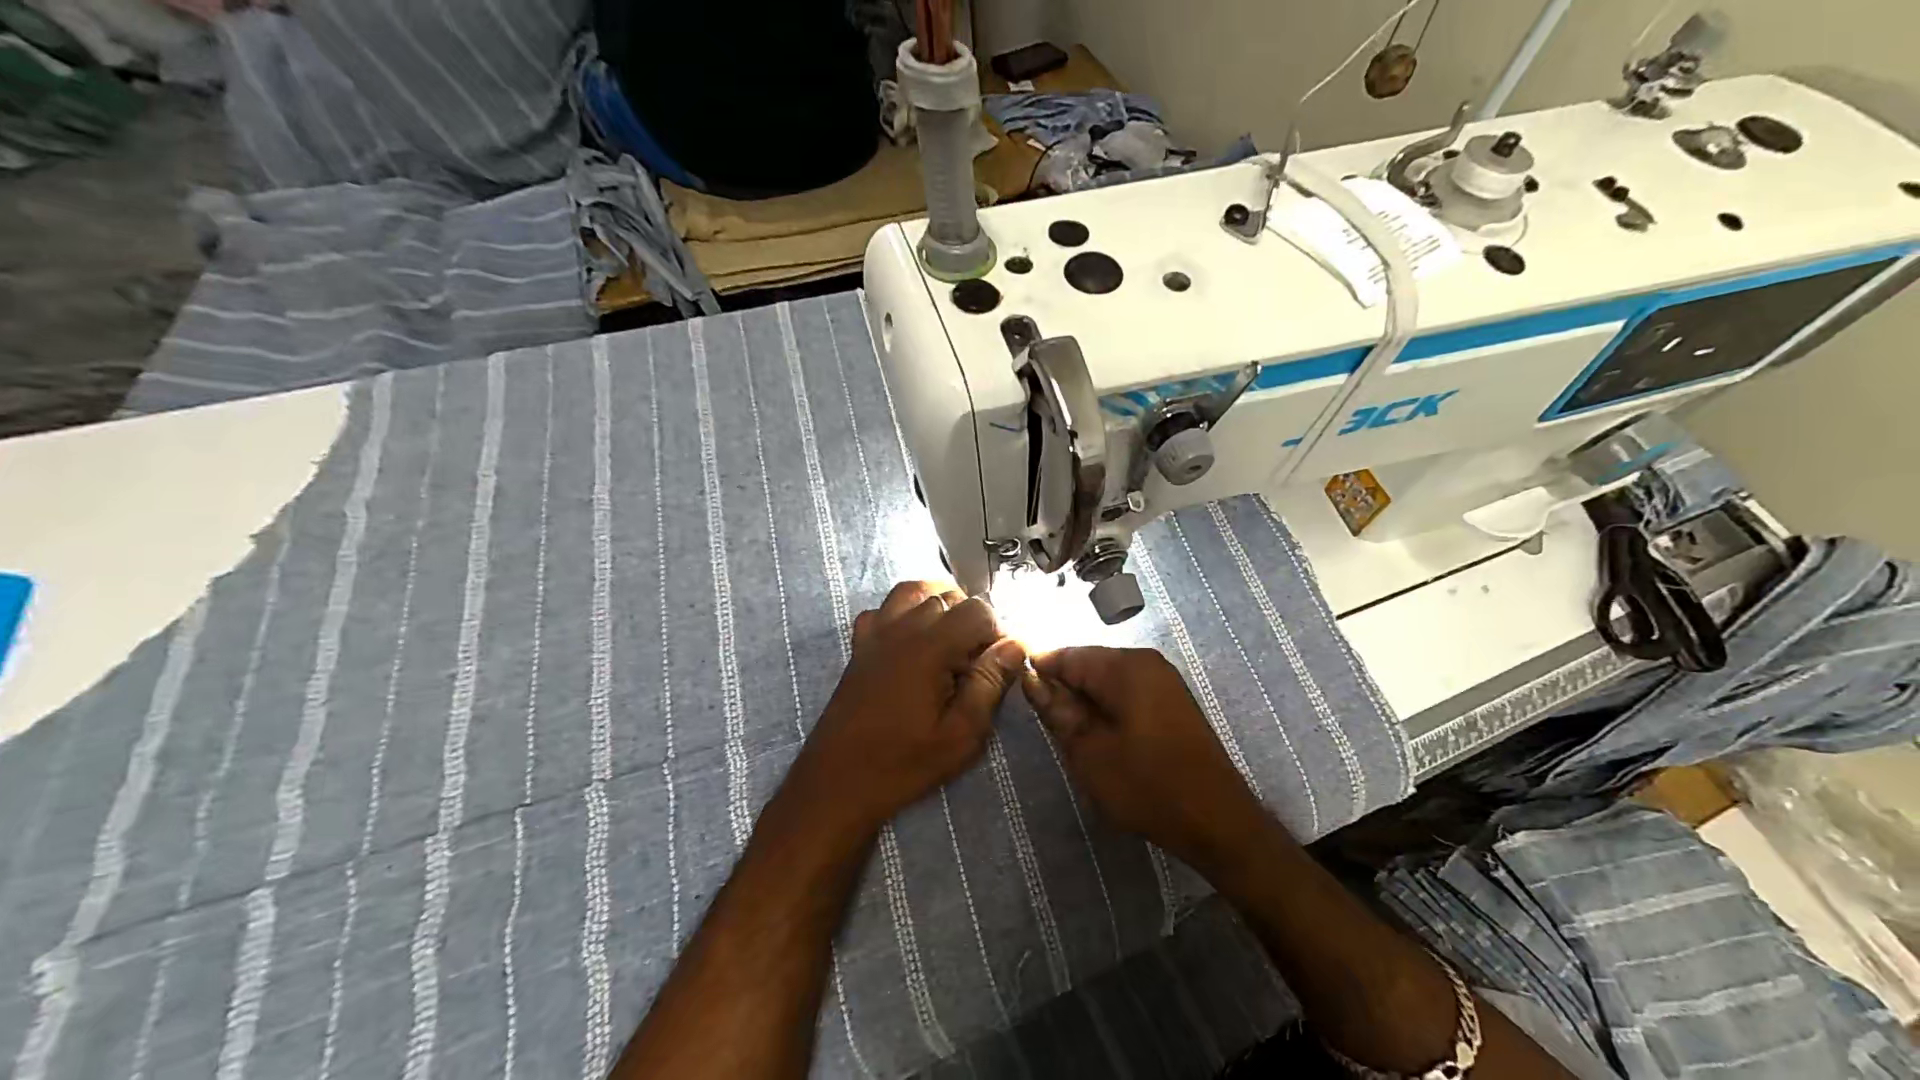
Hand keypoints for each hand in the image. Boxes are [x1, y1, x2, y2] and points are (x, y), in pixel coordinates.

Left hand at [780, 581, 1025, 836]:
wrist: (837, 781)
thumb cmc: (903, 764)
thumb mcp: (960, 736)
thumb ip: (988, 684)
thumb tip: (1014, 645)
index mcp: (929, 648)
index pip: (976, 610)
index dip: (997, 631)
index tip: (998, 663)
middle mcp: (901, 629)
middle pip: (947, 596)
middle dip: (970, 619)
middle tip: (976, 660)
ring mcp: (874, 634)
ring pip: (913, 592)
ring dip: (938, 606)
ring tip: (950, 641)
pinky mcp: (859, 647)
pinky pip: (882, 610)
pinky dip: (902, 613)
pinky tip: (911, 641)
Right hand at [1022, 647, 1272, 872]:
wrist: (1217, 821)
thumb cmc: (1147, 786)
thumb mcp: (1088, 752)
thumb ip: (1056, 711)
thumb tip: (1031, 680)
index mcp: (1125, 666)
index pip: (1066, 654)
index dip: (1039, 672)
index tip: (1019, 696)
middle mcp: (1146, 661)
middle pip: (1088, 663)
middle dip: (1063, 688)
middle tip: (1047, 725)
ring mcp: (1163, 680)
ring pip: (1107, 679)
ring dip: (1085, 701)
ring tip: (1072, 735)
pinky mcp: (1172, 701)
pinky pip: (1126, 691)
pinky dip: (1107, 707)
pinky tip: (1100, 736)